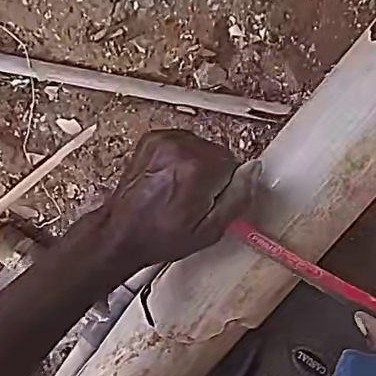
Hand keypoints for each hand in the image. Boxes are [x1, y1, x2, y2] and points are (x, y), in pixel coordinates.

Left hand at [84, 130, 255, 271]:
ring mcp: (164, 141)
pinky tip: (169, 179)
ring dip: (196, 166)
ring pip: (201, 148)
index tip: (208, 203)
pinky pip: (183, 144)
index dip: (224, 188)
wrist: (122, 232)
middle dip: (211, 176)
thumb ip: (238, 198)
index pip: (235, 165)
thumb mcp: (210, 231)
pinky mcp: (152, 139)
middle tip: (191, 201)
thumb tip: (254, 171)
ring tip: (177, 191)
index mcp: (198, 170)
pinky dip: (180, 159)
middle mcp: (180, 148)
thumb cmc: (159, 236)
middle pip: (218, 154)